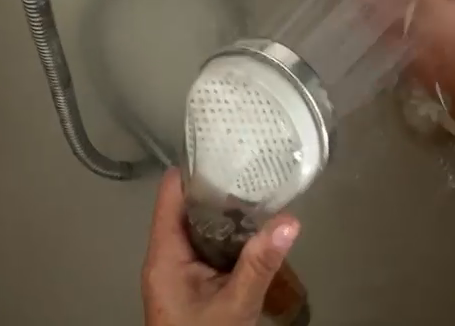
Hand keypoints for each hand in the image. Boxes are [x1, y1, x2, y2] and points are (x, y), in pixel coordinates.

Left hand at [142, 169, 299, 325]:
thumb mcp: (234, 307)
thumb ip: (260, 264)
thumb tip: (291, 220)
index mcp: (164, 254)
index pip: (171, 191)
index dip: (195, 166)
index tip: (226, 147)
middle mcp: (166, 257)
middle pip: (187, 205)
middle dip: (219, 187)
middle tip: (254, 165)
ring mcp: (178, 272)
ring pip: (200, 227)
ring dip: (227, 212)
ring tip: (260, 188)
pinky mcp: (191, 286)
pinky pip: (208, 247)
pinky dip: (229, 235)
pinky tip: (255, 227)